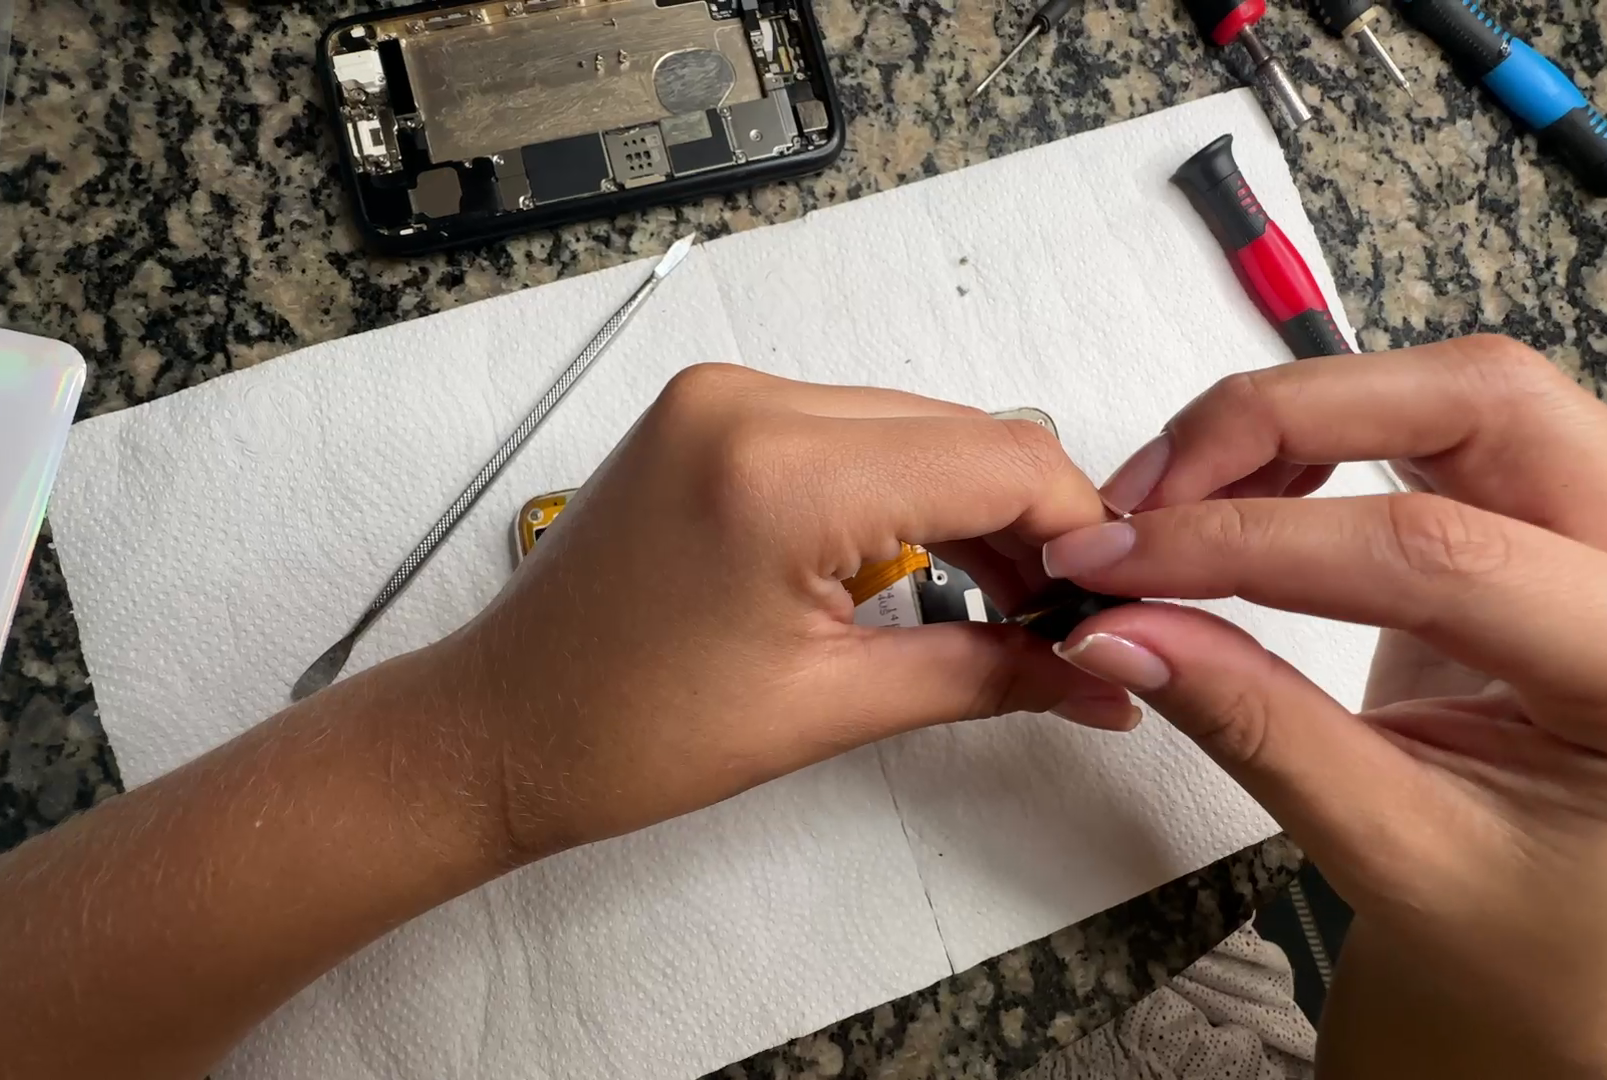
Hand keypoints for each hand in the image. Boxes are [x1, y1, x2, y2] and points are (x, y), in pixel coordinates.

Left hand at [423, 364, 1130, 863]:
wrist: (501, 725)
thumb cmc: (634, 735)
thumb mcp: (828, 706)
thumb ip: (981, 672)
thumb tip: (1096, 678)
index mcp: (780, 471)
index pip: (993, 458)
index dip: (1074, 526)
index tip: (1106, 595)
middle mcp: (749, 399)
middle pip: (954, 430)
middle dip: (1025, 518)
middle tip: (1056, 611)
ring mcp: (722, 395)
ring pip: (905, 426)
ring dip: (963, 500)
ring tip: (996, 595)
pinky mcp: (710, 414)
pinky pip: (846, 431)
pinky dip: (897, 487)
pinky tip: (914, 554)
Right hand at [1037, 337, 1606, 1077]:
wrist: (1565, 921)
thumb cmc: (1504, 915)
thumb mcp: (1373, 840)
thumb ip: (1240, 718)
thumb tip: (1110, 630)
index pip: (1427, 552)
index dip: (1235, 542)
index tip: (1106, 562)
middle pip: (1470, 398)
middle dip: (1271, 423)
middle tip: (1143, 497)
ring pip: (1445, 384)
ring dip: (1282, 418)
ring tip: (1173, 495)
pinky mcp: (1553, 508)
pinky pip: (1423, 414)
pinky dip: (1304, 433)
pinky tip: (1241, 492)